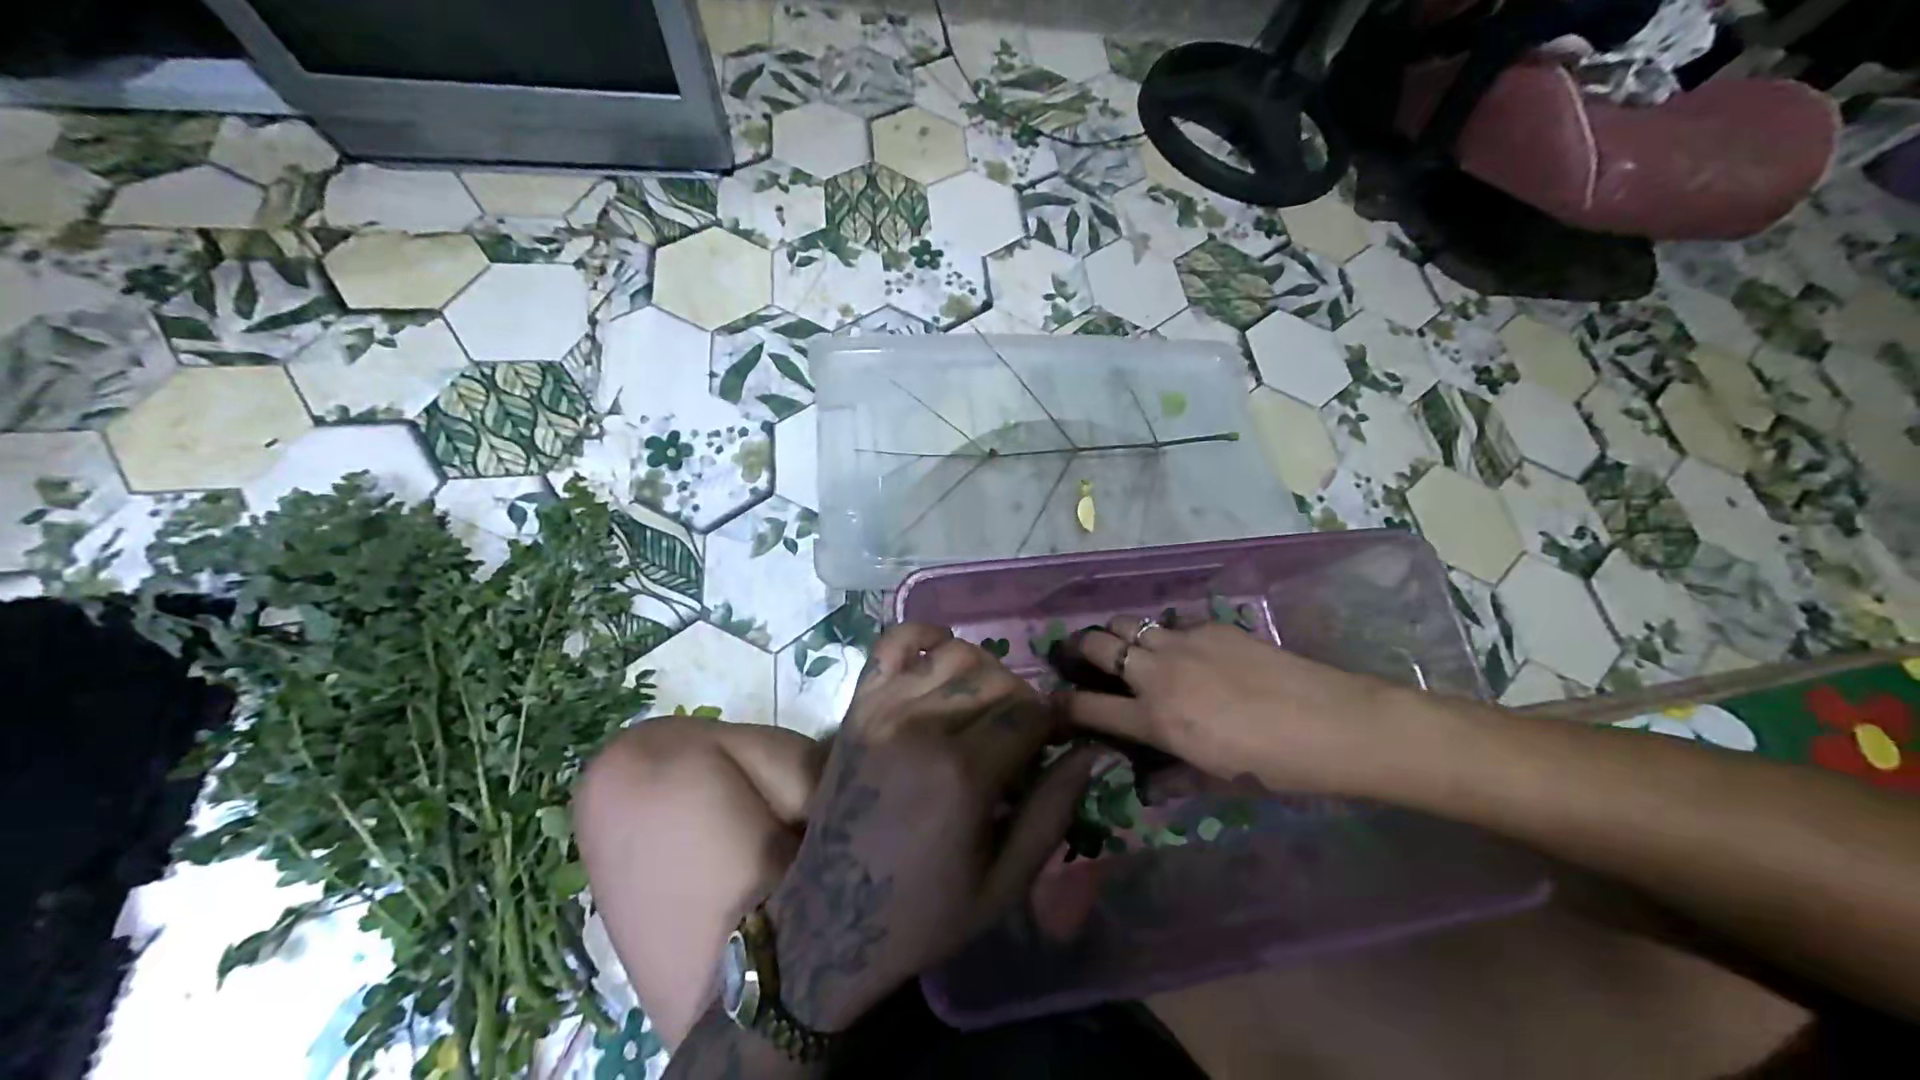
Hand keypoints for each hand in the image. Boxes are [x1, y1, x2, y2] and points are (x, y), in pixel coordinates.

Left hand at [764, 623, 1097, 1031]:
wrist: (832, 921)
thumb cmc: (926, 912)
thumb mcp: (1006, 882)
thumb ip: (1053, 810)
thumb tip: (1093, 750)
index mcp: (964, 774)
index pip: (1030, 713)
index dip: (1054, 722)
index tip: (1057, 743)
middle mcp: (923, 728)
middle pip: (996, 679)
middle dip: (1023, 702)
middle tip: (1023, 737)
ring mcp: (883, 711)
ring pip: (955, 655)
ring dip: (984, 671)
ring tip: (987, 706)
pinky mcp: (857, 707)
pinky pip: (892, 644)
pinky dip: (922, 634)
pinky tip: (942, 648)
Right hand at [1058, 617, 1405, 793]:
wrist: (1334, 724)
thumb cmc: (1274, 767)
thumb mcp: (1216, 782)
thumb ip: (1172, 778)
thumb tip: (1147, 783)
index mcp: (1156, 719)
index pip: (1089, 706)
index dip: (1063, 704)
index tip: (1054, 702)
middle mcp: (1158, 673)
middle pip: (1098, 643)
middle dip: (1083, 649)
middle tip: (1087, 659)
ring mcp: (1185, 642)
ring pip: (1131, 623)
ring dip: (1122, 635)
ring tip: (1133, 649)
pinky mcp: (1213, 626)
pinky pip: (1175, 625)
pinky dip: (1170, 637)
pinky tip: (1194, 655)